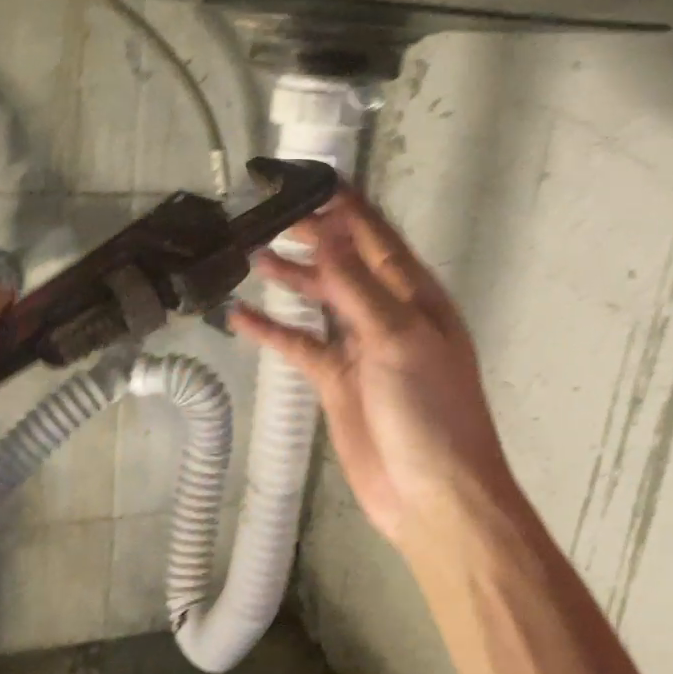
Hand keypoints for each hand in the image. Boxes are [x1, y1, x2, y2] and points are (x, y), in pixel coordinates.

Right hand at [229, 188, 508, 551]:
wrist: (433, 495)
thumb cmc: (429, 409)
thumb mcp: (396, 338)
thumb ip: (357, 286)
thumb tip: (325, 234)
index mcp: (414, 294)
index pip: (375, 234)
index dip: (343, 205)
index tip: (304, 179)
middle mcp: (386, 311)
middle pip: (343, 260)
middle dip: (310, 235)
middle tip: (265, 213)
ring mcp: (359, 346)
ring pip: (318, 298)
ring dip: (289, 276)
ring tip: (248, 253)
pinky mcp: (335, 379)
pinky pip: (298, 344)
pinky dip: (271, 330)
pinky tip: (239, 317)